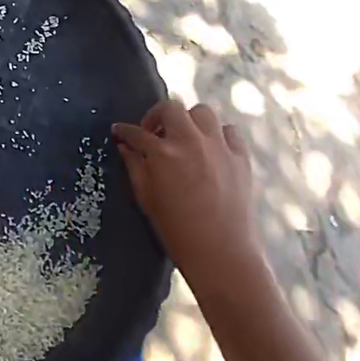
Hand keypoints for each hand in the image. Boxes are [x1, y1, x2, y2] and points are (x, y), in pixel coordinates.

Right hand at [113, 100, 259, 284]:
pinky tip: (210, 150)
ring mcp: (219, 146)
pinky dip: (217, 135)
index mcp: (162, 153)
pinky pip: (228, 131)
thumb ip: (134, 167)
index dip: (124, 131)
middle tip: (153, 133)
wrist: (221, 252)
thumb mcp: (145, 198)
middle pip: (171, 108)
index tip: (118, 132)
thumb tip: (125, 147)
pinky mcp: (241, 157)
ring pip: (202, 112)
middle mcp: (191, 141)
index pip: (136, 132)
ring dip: (188, 121)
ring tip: (183, 138)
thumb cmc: (176, 230)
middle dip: (156, 116)